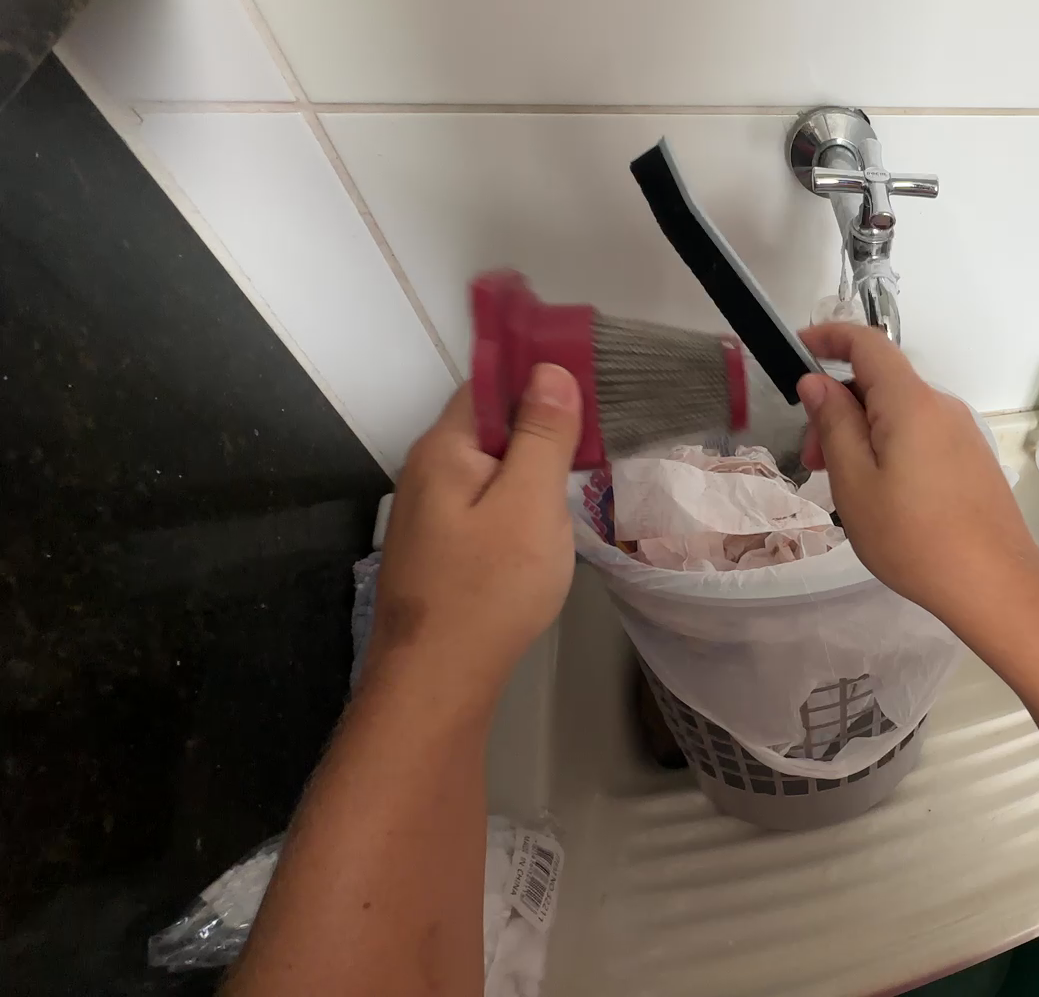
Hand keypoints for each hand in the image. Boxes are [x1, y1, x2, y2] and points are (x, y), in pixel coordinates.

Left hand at [369, 365, 581, 697]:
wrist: (442, 675)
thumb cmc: (492, 583)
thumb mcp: (529, 502)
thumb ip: (542, 435)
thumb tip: (550, 369)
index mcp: (445, 450)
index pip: (489, 385)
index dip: (537, 375)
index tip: (592, 380)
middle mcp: (429, 471)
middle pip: (491, 423)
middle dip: (544, 419)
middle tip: (602, 429)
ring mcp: (434, 510)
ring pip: (493, 463)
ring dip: (537, 458)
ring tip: (587, 466)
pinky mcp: (447, 542)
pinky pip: (490, 496)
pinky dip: (524, 491)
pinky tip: (551, 511)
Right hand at [796, 324, 1038, 626]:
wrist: (994, 583)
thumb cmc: (913, 537)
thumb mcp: (856, 482)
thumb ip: (834, 424)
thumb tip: (816, 381)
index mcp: (911, 401)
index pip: (867, 343)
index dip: (828, 338)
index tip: (796, 352)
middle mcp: (943, 406)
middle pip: (882, 384)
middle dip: (838, 408)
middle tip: (813, 462)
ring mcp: (964, 433)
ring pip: (900, 415)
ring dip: (863, 434)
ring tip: (846, 489)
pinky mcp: (974, 460)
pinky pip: (923, 437)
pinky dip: (891, 449)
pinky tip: (884, 497)